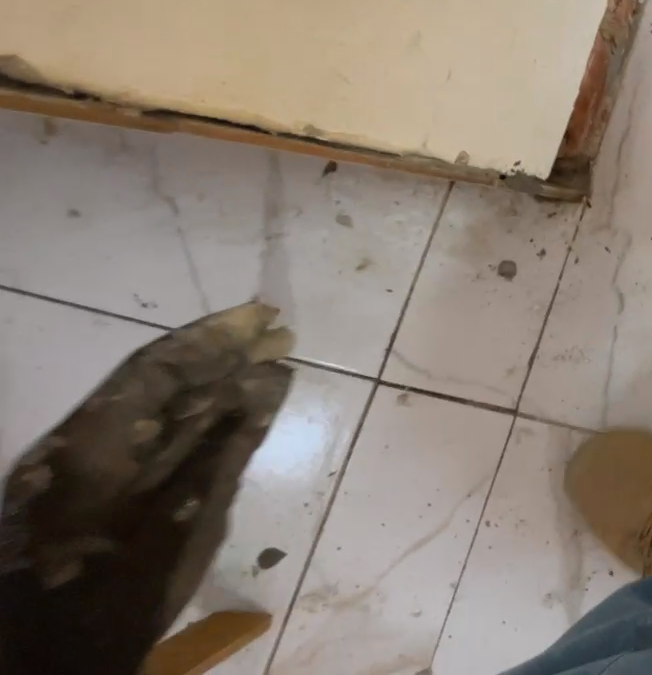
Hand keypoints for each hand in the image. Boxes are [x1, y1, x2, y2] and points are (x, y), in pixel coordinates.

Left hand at [0, 303, 294, 674]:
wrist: (69, 661)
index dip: (207, 339)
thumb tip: (260, 384)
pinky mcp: (151, 492)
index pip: (152, 372)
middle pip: (167, 384)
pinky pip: (196, 438)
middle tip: (278, 324)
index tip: (259, 314)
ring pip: (181, 408)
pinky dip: (234, 414)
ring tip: (280, 350)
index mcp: (86, 451)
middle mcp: (99, 451)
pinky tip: (268, 394)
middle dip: (224, 352)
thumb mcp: (166, 525)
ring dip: (232, 377)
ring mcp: (124, 472)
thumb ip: (212, 455)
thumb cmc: (114, 595)